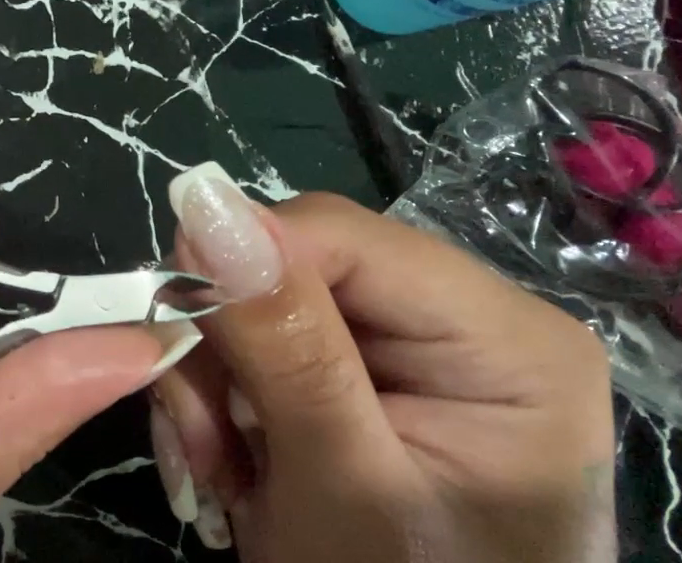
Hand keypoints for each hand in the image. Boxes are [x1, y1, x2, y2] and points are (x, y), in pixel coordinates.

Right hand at [148, 164, 616, 561]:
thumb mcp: (342, 484)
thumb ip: (283, 343)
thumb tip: (203, 196)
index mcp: (503, 336)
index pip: (331, 233)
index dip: (234, 270)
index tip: (177, 352)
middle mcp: (458, 316)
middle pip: (283, 266)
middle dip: (219, 348)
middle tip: (199, 443)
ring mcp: (406, 343)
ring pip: (250, 301)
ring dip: (206, 380)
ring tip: (213, 467)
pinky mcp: (357, 368)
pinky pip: (251, 338)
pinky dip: (216, 394)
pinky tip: (227, 457)